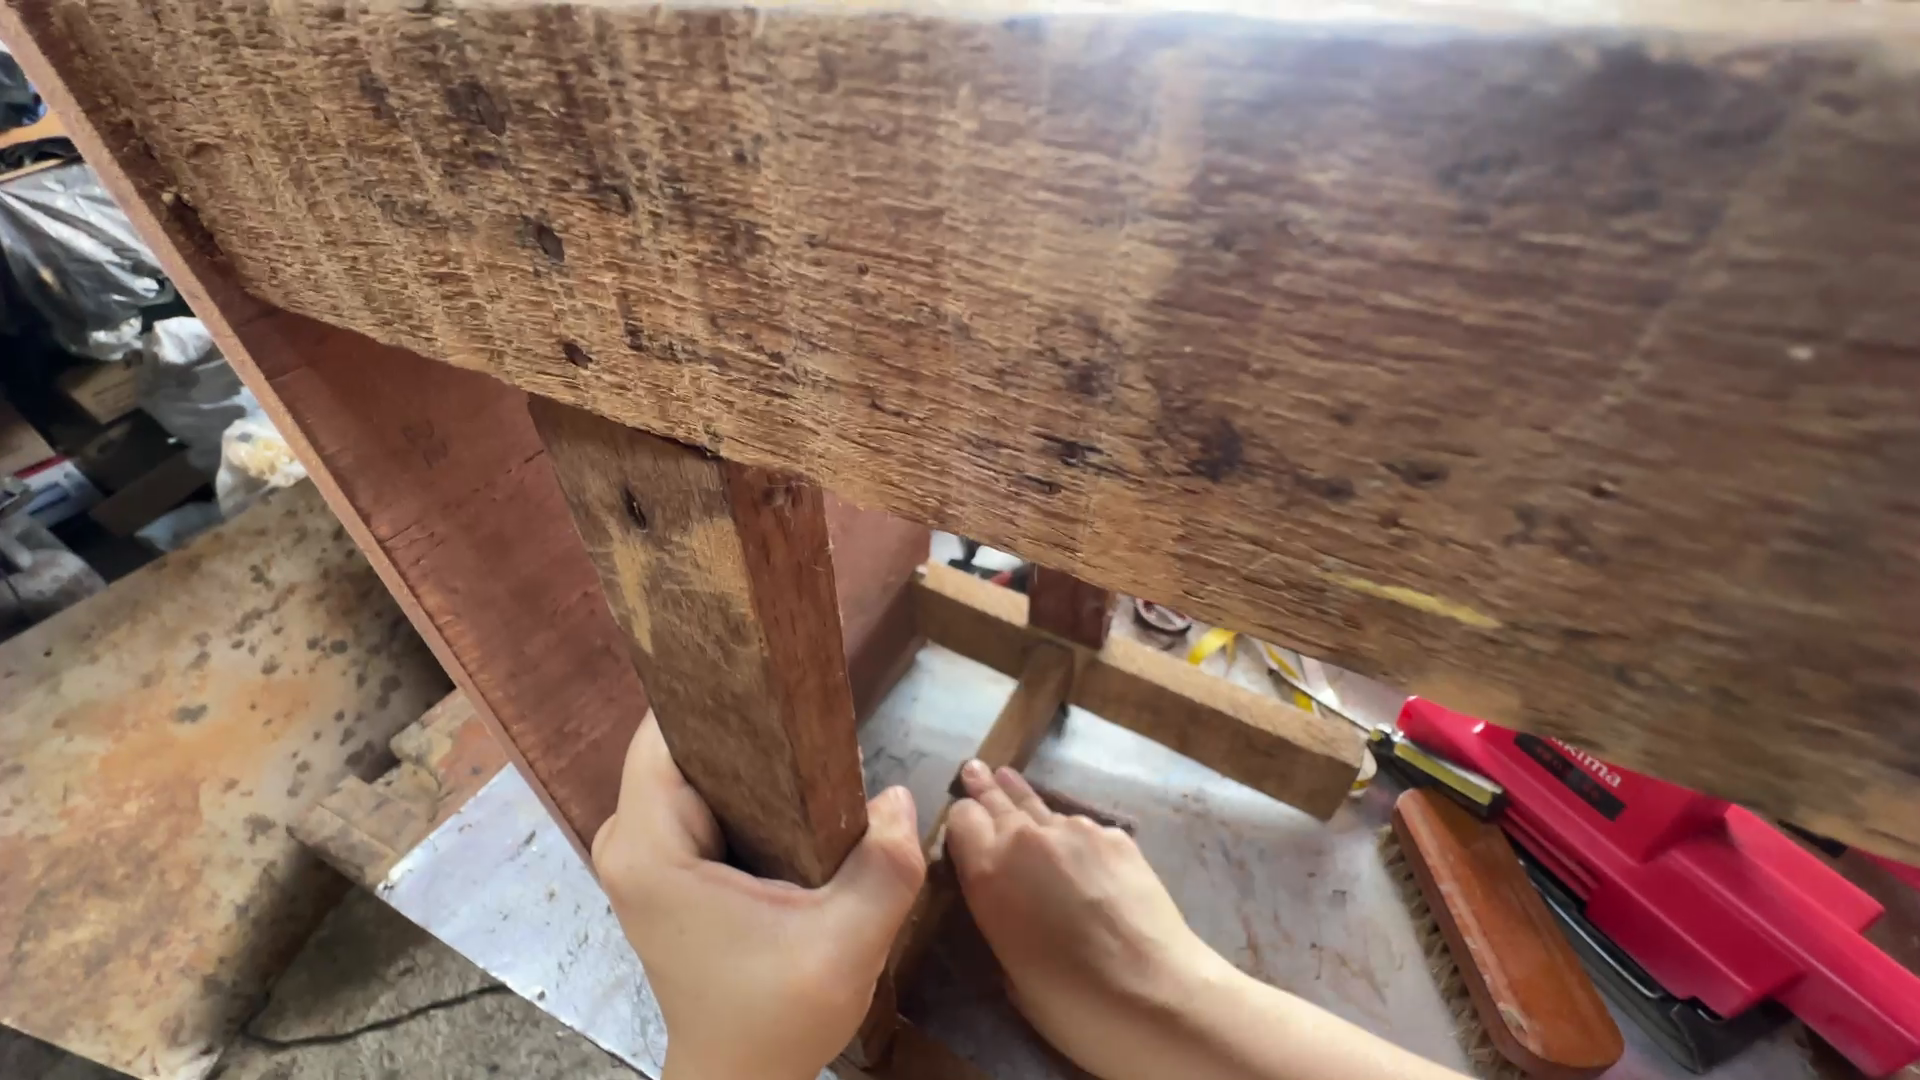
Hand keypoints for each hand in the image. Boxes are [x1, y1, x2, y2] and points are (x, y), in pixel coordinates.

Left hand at [592, 714, 926, 1079]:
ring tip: (811, 739)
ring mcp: (646, 852)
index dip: (717, 694)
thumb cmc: (777, 1017)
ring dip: (748, 750)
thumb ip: (884, 868)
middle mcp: (632, 841)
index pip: (665, 733)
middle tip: (813, 711)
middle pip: (680, 742)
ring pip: (692, 764)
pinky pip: (697, 791)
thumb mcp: (847, 946)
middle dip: (745, 720)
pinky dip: (743, 779)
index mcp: (652, 849)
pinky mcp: (666, 863)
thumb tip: (899, 798)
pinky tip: (793, 781)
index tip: (776, 673)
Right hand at [946, 761, 1232, 1079]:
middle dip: (984, 786)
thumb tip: (998, 886)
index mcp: (990, 871)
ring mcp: (1074, 828)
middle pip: (996, 797)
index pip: (961, 816)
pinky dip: (1072, 836)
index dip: (960, 820)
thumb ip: (994, 908)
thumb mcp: (1006, 963)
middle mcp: (1026, 837)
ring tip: (1010, 780)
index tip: (962, 828)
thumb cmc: (1069, 1001)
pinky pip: (1081, 828)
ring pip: (1039, 805)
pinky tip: (1078, 851)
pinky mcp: (1114, 834)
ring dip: (1024, 800)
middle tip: (975, 768)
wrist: (1154, 995)